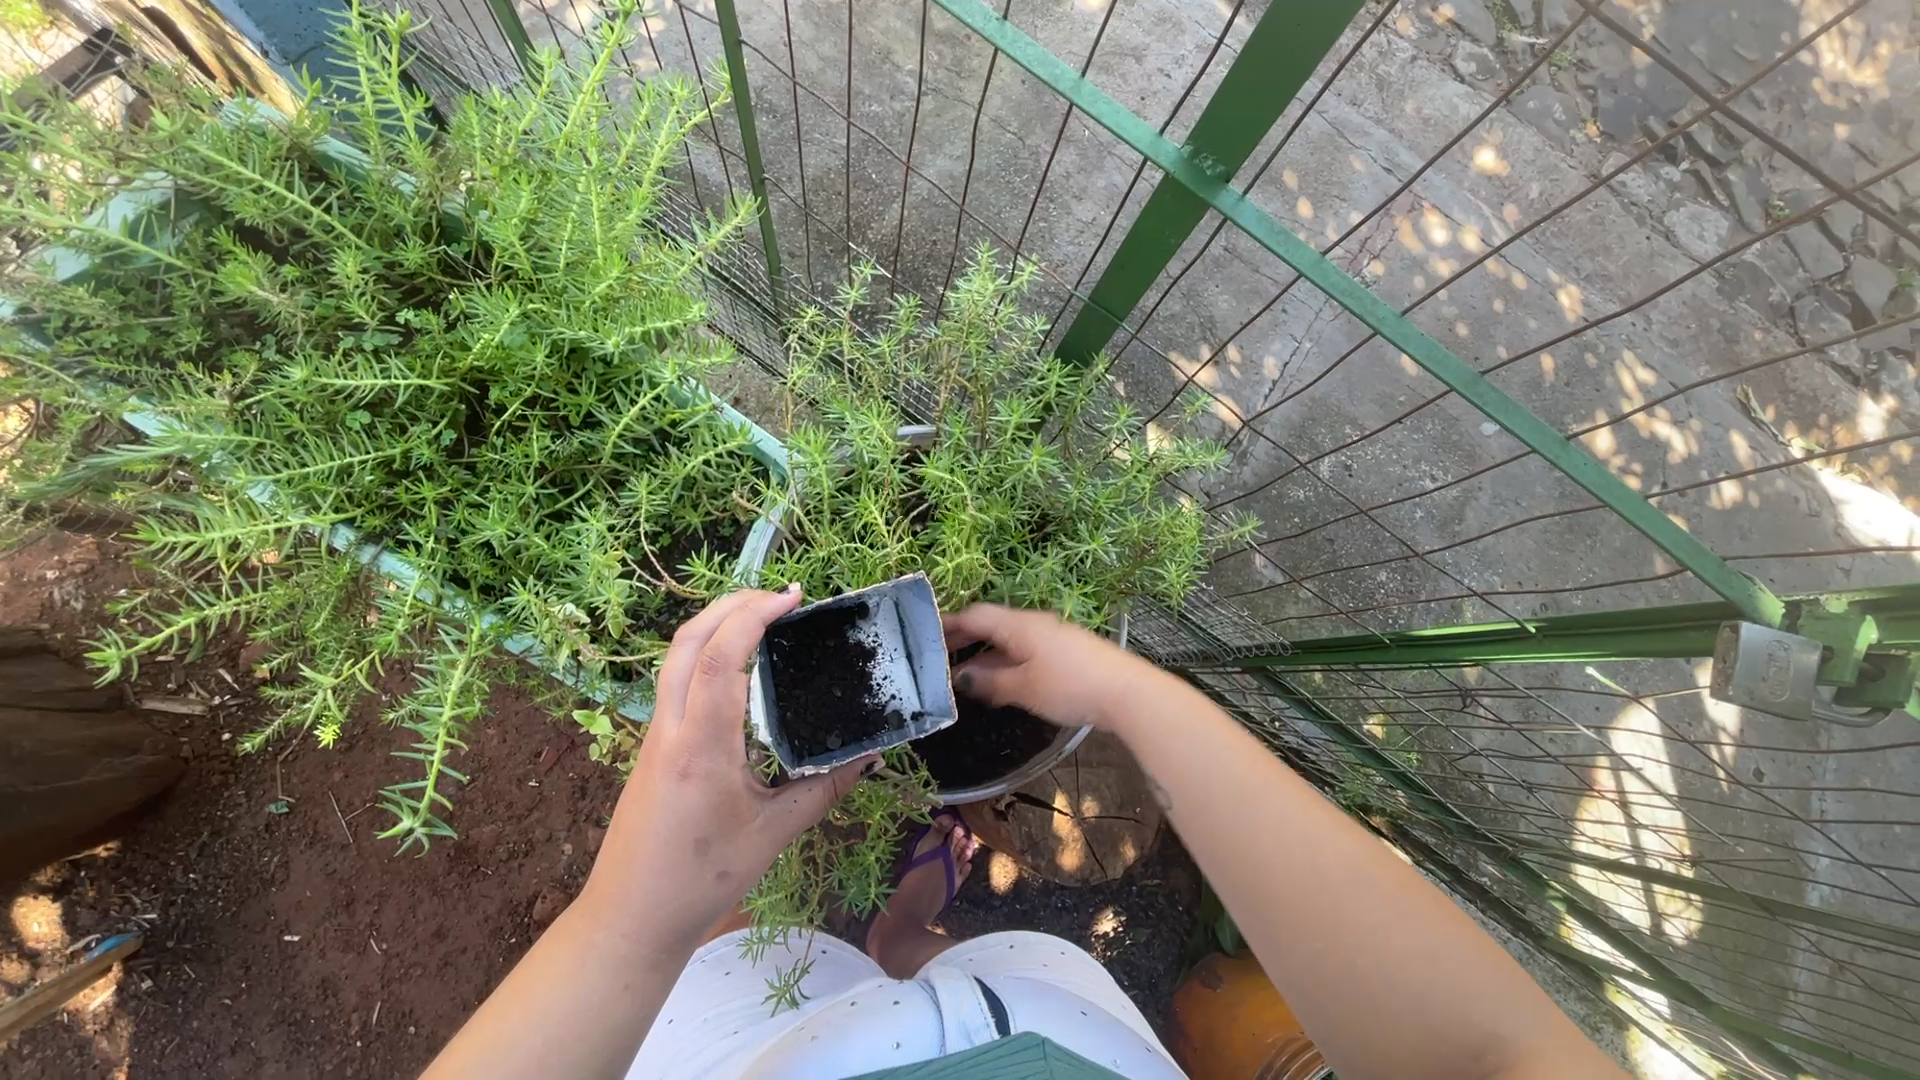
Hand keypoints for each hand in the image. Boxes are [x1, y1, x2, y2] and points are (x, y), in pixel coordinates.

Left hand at [582, 587, 875, 947]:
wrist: (630, 917)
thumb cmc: (702, 880)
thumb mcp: (774, 834)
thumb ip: (825, 789)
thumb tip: (870, 757)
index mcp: (701, 748)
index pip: (719, 660)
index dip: (753, 617)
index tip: (792, 599)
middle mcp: (670, 730)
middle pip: (686, 641)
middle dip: (731, 603)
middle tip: (781, 597)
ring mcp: (655, 734)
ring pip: (674, 657)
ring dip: (714, 623)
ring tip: (762, 616)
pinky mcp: (652, 744)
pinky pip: (675, 679)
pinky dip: (704, 651)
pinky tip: (736, 664)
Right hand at [941, 603, 1176, 731]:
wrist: (1127, 693)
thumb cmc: (1071, 686)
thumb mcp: (1023, 687)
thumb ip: (990, 682)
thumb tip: (962, 678)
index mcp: (1019, 624)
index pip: (975, 615)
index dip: (948, 623)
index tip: (924, 634)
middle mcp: (1033, 624)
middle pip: (990, 624)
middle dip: (963, 639)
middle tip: (937, 656)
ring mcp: (1051, 638)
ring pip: (1007, 640)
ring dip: (984, 655)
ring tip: (961, 677)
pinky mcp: (1064, 654)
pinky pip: (1023, 652)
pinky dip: (1004, 663)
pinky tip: (996, 684)